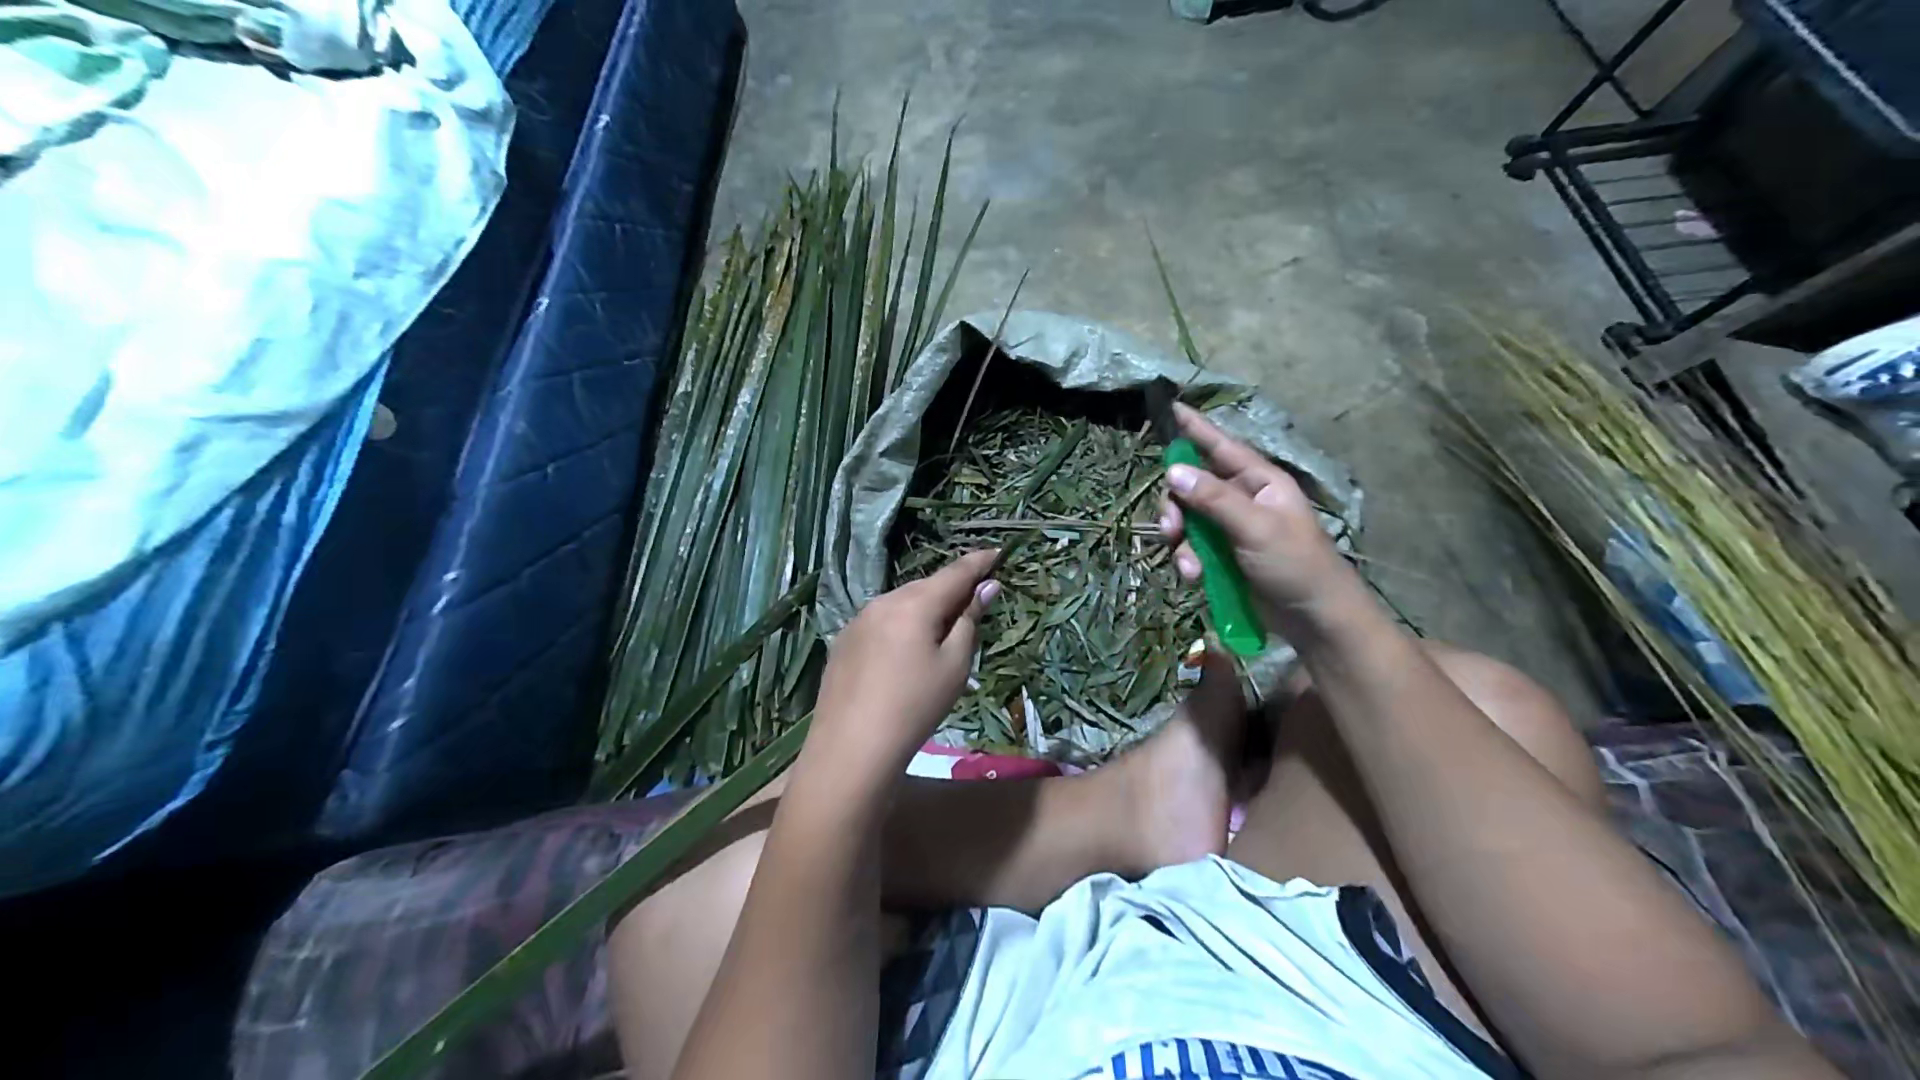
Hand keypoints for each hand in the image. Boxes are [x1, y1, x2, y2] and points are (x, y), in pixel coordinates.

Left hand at [802, 550, 999, 796]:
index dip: (979, 562)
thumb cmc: (915, 706)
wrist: (852, 747)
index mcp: (914, 603)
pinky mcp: (844, 641)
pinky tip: (905, 653)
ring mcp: (858, 620)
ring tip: (941, 631)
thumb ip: (969, 621)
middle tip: (975, 600)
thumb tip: (985, 587)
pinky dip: (901, 625)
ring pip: (902, 603)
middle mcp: (883, 601)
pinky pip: (882, 621)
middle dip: (951, 589)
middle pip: (926, 586)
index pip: (955, 572)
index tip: (998, 553)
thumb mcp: (954, 666)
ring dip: (925, 608)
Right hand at [1157, 403, 1363, 636]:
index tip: (1172, 408)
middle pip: (1191, 487)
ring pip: (1186, 519)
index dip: (1196, 429)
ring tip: (1188, 566)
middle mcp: (1241, 499)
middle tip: (1170, 529)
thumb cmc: (1295, 565)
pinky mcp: (1221, 556)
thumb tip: (1172, 471)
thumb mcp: (1256, 528)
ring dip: (1180, 540)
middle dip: (1175, 507)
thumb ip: (1214, 499)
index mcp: (1259, 482)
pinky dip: (1187, 560)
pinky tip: (1194, 577)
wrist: (1313, 619)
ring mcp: (1230, 529)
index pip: (1221, 447)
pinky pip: (1190, 547)